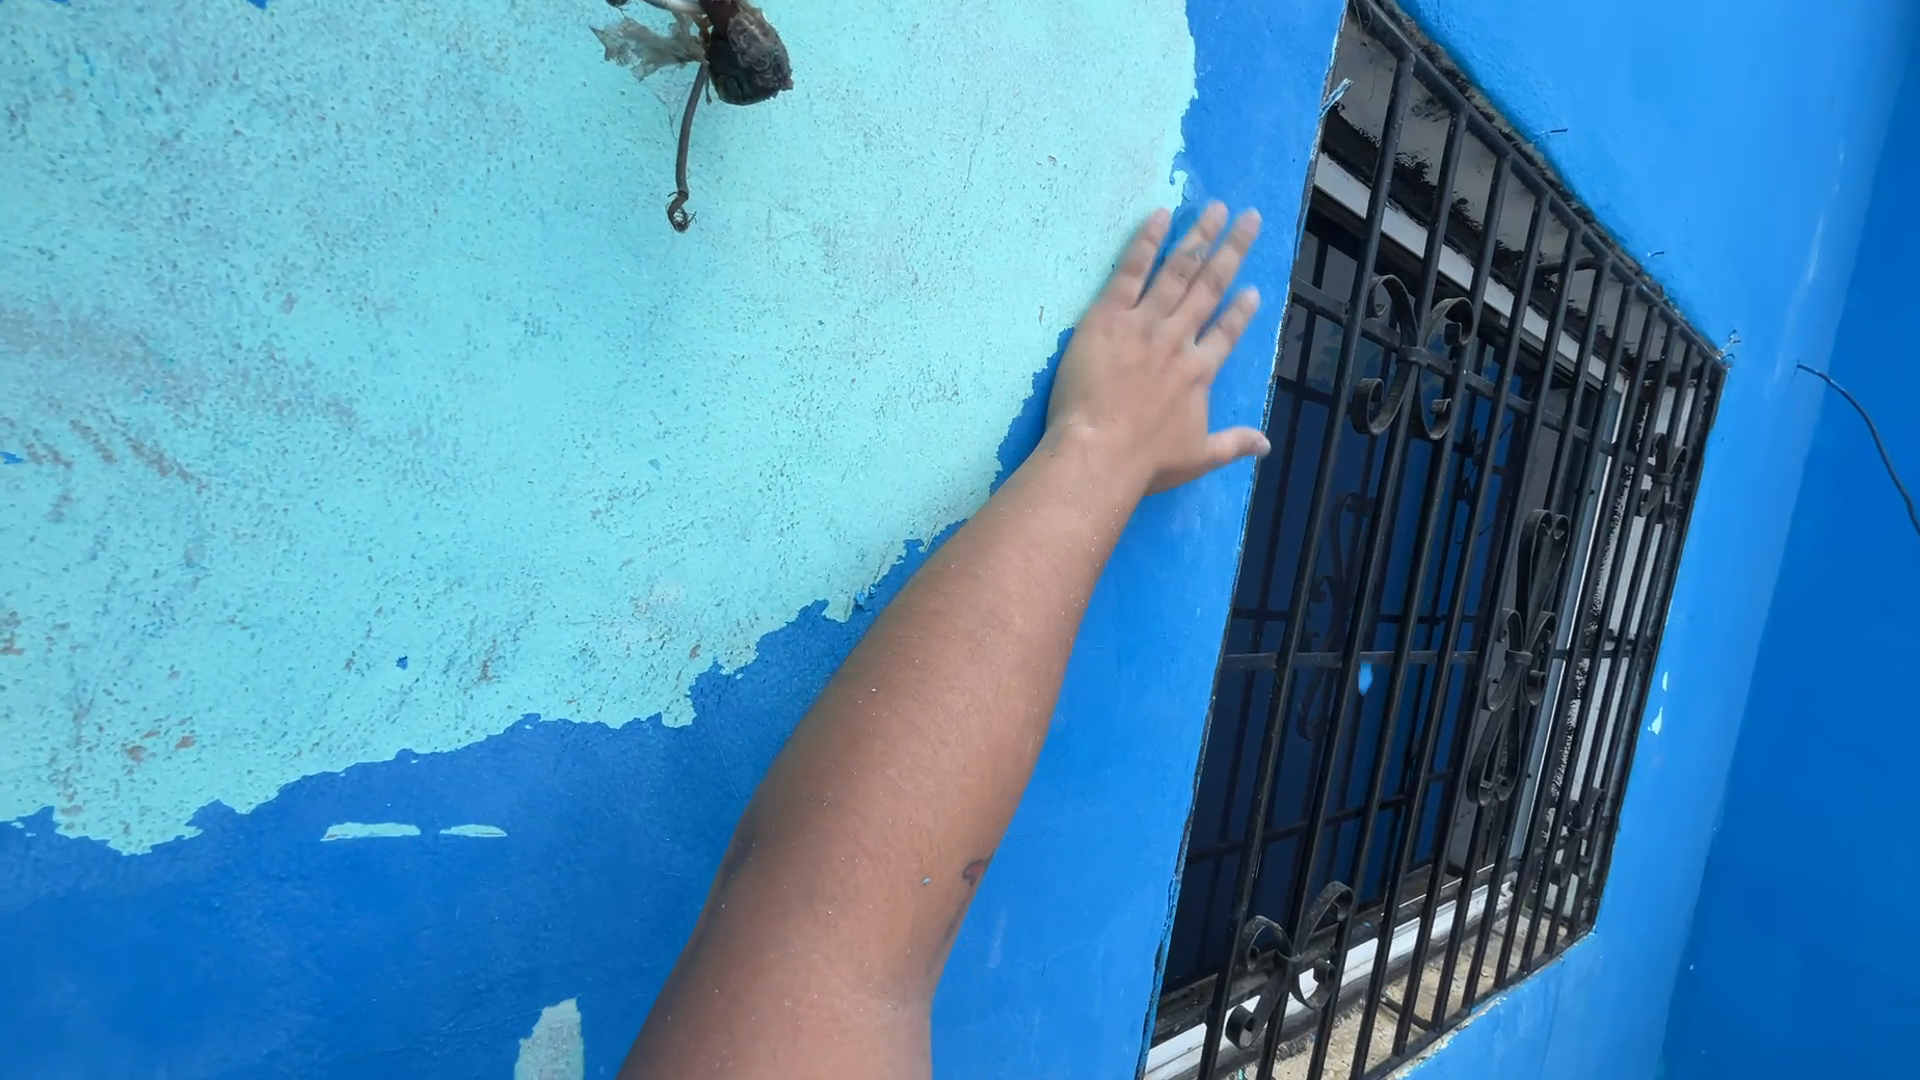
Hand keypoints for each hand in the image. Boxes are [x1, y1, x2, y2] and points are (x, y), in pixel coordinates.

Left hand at [1044, 202, 1268, 495]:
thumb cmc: (1145, 461)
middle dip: (1231, 252)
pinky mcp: (1108, 317)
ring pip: (1177, 271)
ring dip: (1198, 238)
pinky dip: (1146, 242)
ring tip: (1215, 209)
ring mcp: (1144, 324)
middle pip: (1209, 288)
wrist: (1099, 452)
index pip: (1227, 333)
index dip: (1241, 311)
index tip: (1253, 290)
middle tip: (1248, 220)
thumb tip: (1265, 445)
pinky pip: (1131, 271)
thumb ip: (1233, 445)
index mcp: (1199, 372)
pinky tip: (1160, 216)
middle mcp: (1178, 339)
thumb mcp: (1197, 458)